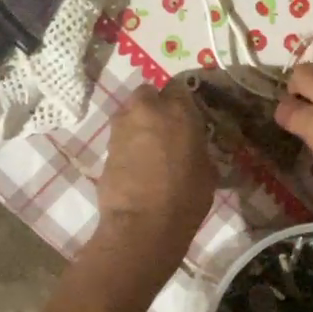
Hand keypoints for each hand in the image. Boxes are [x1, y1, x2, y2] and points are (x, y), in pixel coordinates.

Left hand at [97, 86, 216, 257]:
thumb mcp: (207, 169)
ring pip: (130, 113)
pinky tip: (137, 164)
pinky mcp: (105, 147)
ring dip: (139, 124)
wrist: (143, 224)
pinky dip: (128, 144)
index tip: (187, 117)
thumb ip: (197, 146)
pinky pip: (120, 137)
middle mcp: (147, 110)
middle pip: (147, 94)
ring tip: (150, 148)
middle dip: (154, 106)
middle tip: (165, 128)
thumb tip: (192, 145)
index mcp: (178, 110)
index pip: (179, 87)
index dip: (182, 102)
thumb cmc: (186, 197)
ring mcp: (122, 127)